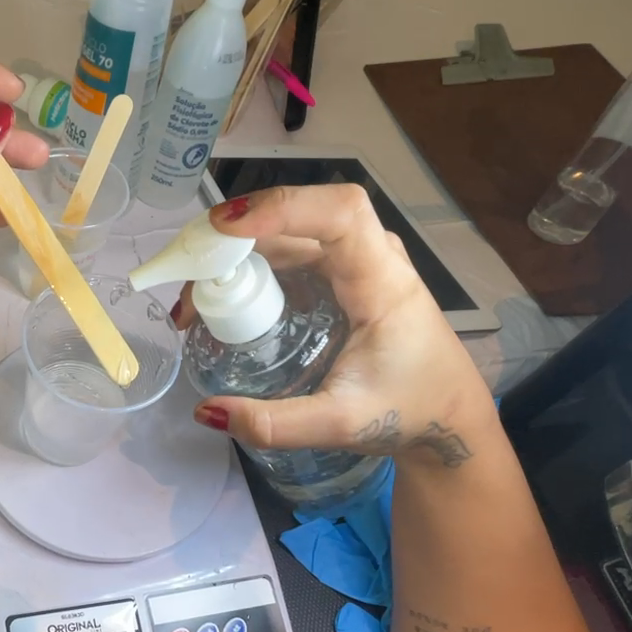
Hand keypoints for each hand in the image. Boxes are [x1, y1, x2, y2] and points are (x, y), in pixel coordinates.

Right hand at [178, 186, 497, 470]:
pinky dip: (248, 268)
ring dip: (235, 255)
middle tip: (186, 282)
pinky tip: (220, 298)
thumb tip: (206, 411)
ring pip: (287, 235)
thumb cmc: (407, 409)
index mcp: (382, 283)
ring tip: (193, 300)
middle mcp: (368, 258)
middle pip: (298, 218)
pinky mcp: (336, 278)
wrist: (445, 414)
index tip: (224, 228)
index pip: (340, 214)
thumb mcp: (339, 425)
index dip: (282, 207)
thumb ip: (272, 423)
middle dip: (236, 238)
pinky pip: (287, 255)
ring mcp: (351, 264)